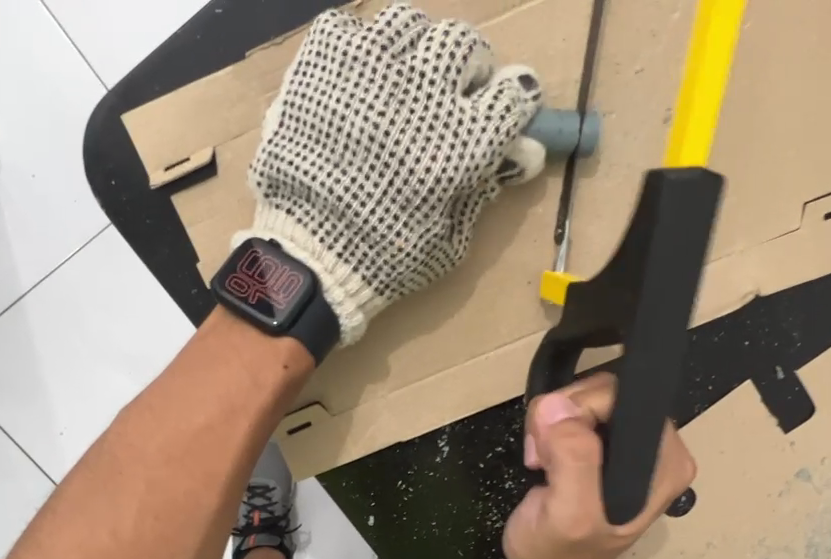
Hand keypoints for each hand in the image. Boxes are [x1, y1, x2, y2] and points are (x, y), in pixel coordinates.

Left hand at [236, 3, 545, 345]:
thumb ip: (485, 191)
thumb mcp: (449, 243)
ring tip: (398, 81)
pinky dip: (356, 51)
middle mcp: (424, 90)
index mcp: (463, 140)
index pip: (514, 92)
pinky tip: (351, 84)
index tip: (503, 110)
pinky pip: (349, 28)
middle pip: (464, 44)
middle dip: (464, 68)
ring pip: (409, 24)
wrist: (307, 257)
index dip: (513, 101)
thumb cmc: (383, 261)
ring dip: (412, 51)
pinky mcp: (324, 60)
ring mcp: (371, 66)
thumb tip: (523, 153)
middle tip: (448, 95)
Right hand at [504, 373, 696, 558]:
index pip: (623, 397)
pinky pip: (576, 412)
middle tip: (543, 460)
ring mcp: (633, 447)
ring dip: (552, 426)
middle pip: (604, 392)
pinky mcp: (607, 447)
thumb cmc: (557, 554)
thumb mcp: (566, 513)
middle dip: (562, 418)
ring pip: (585, 399)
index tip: (552, 451)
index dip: (580, 411)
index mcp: (664, 461)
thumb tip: (557, 407)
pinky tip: (546, 461)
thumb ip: (572, 458)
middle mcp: (658, 448)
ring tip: (543, 464)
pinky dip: (551, 431)